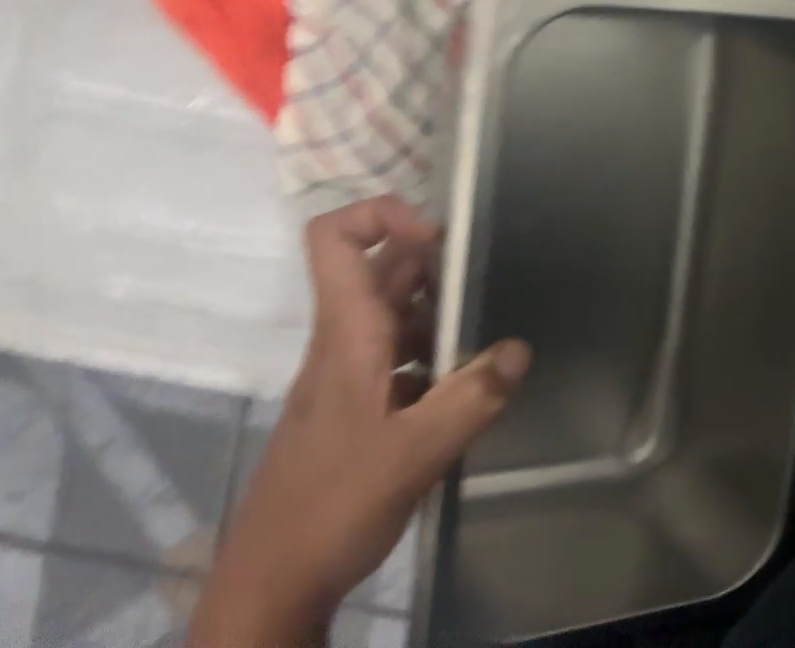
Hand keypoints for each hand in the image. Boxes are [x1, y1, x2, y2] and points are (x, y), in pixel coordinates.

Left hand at [189, 197, 530, 647]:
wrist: (275, 579)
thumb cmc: (333, 504)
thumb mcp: (415, 452)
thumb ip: (473, 397)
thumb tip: (520, 349)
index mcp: (346, 337)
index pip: (334, 241)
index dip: (383, 215)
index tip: (442, 238)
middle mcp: (344, 343)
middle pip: (378, 269)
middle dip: (434, 261)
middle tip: (490, 278)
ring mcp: (350, 374)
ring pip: (393, 311)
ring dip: (440, 307)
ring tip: (491, 326)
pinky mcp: (360, 405)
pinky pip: (401, 353)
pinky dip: (437, 349)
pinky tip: (471, 379)